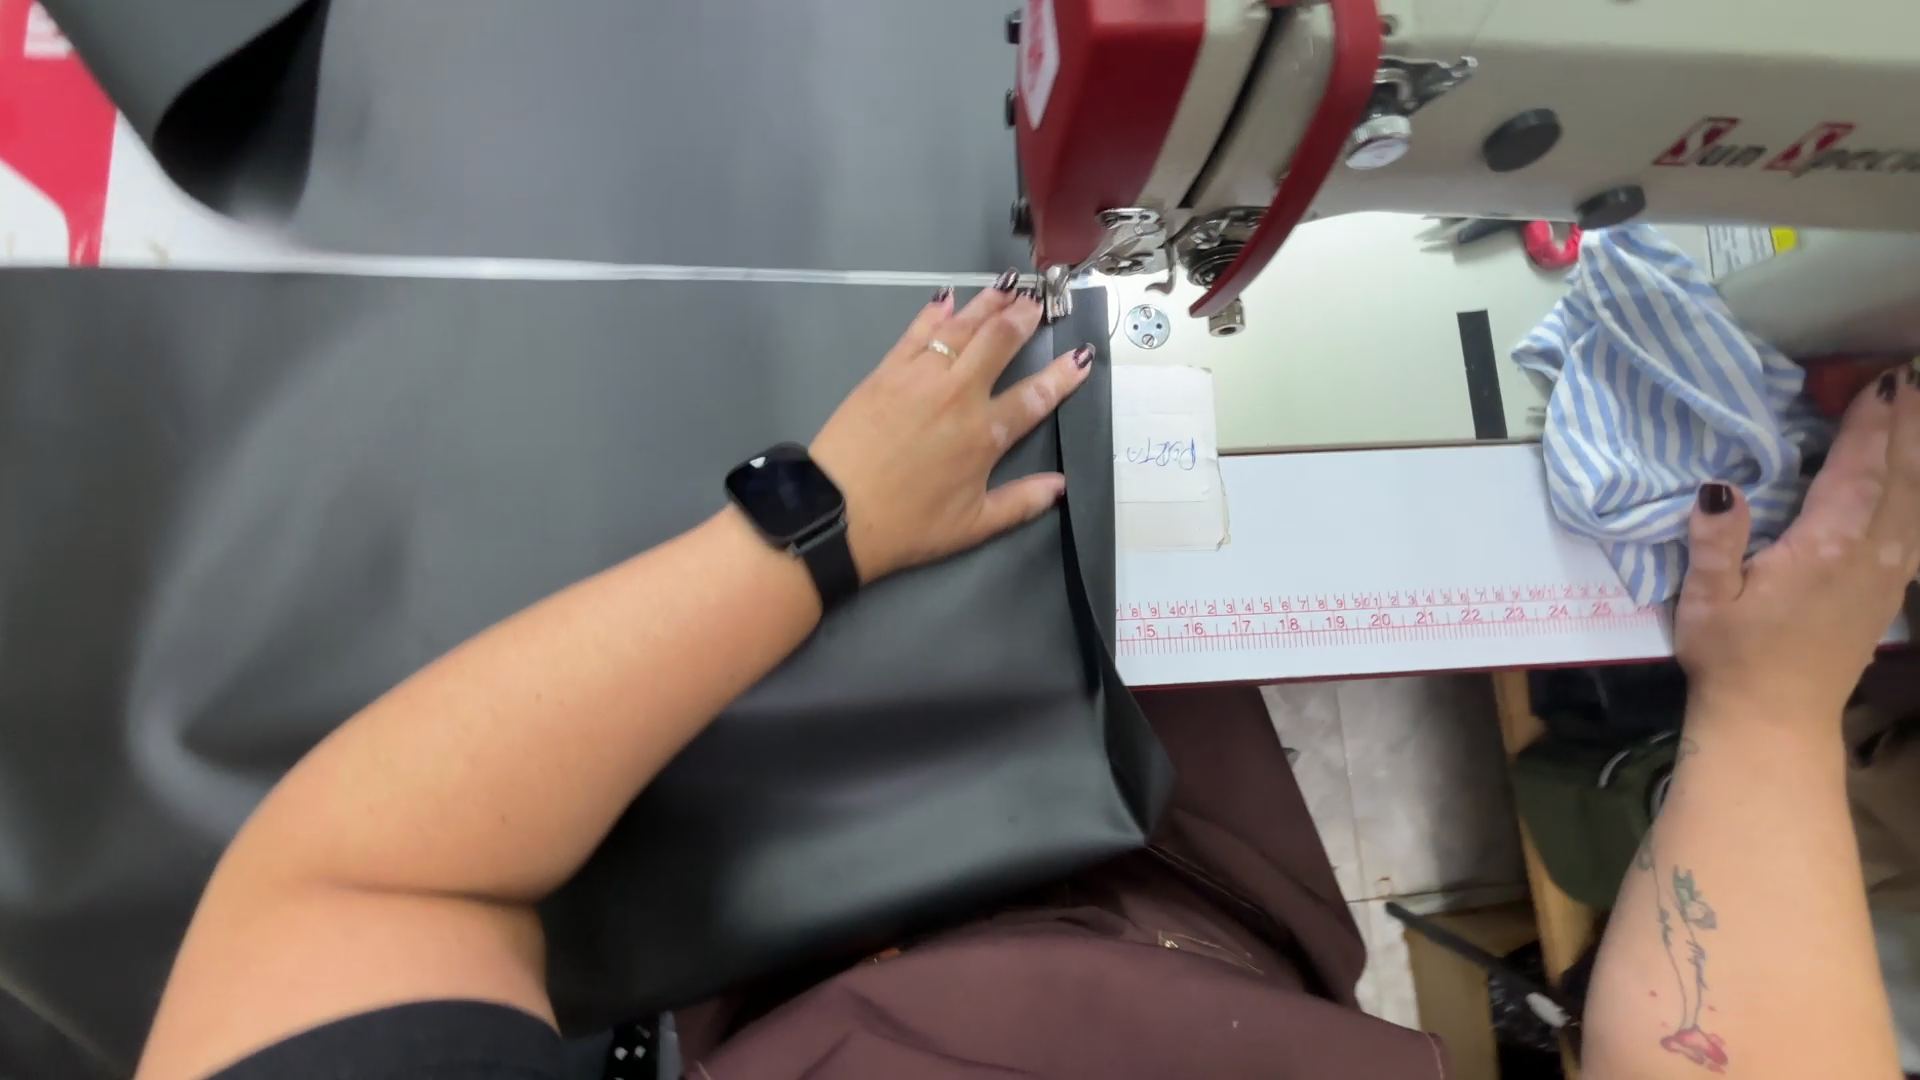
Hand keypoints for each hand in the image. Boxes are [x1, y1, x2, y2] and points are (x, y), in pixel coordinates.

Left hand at [809, 276, 1095, 581]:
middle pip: (999, 343)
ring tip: (1008, 287)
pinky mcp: (887, 371)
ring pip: (962, 328)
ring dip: (988, 304)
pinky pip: (917, 332)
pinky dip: (935, 311)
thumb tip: (1060, 486)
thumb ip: (1021, 503)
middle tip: (1039, 303)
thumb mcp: (973, 526)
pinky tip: (947, 296)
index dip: (1064, 375)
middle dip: (1024, 318)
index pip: (1035, 396)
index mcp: (985, 435)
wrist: (838, 514)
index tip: (1081, 356)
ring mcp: (921, 377)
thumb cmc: (908, 526)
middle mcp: (959, 395)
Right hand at [1676, 368, 1919, 722]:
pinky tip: (1919, 483)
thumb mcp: (1706, 597)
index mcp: (1825, 548)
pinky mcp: (1890, 586)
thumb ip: (1716, 542)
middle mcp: (1872, 552)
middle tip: (1914, 378)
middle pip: (1904, 477)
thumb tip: (1719, 488)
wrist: (1772, 708)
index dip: (1872, 426)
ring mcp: (1890, 571)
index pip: (1856, 473)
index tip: (1884, 381)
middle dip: (1911, 425)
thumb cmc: (1728, 650)